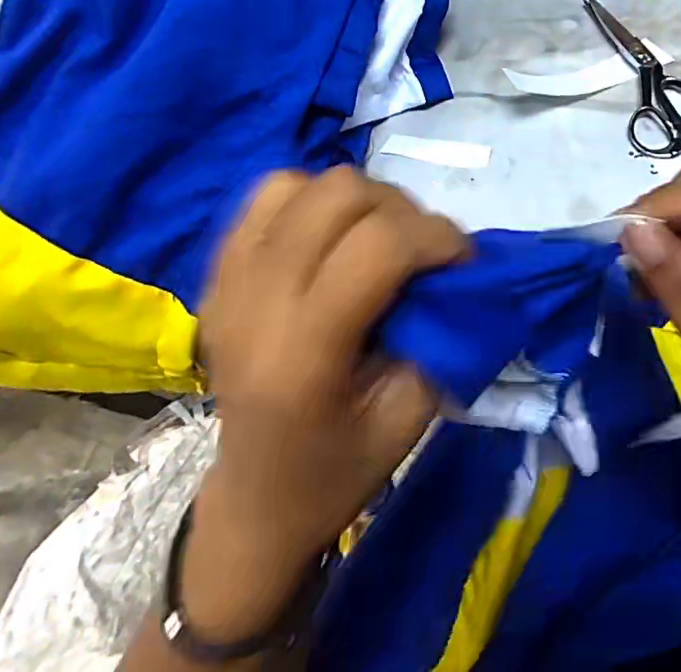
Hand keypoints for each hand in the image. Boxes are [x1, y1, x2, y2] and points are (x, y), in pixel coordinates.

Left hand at [185, 167, 468, 640]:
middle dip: (401, 212)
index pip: (377, 247)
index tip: (462, 262)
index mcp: (301, 355)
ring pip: (303, 183)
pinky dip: (312, 199)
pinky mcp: (217, 271)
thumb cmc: (340, 469)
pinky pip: (270, 194)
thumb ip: (438, 336)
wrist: (255, 496)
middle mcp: (254, 303)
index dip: (436, 237)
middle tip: (422, 254)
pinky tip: (332, 235)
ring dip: (356, 201)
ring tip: (377, 240)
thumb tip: (455, 273)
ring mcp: (227, 280)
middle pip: (339, 196)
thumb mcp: (409, 418)